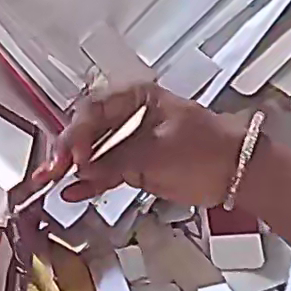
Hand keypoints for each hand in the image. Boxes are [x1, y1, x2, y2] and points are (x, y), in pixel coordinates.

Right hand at [41, 83, 245, 206]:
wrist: (238, 173)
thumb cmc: (209, 149)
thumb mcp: (158, 152)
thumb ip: (116, 161)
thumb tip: (83, 171)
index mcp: (137, 99)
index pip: (93, 110)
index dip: (79, 133)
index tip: (76, 156)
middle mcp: (129, 118)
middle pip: (87, 131)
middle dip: (68, 150)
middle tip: (54, 169)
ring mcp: (130, 143)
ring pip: (92, 153)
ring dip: (72, 168)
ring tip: (53, 180)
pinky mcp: (133, 166)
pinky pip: (104, 172)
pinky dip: (89, 182)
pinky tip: (72, 191)